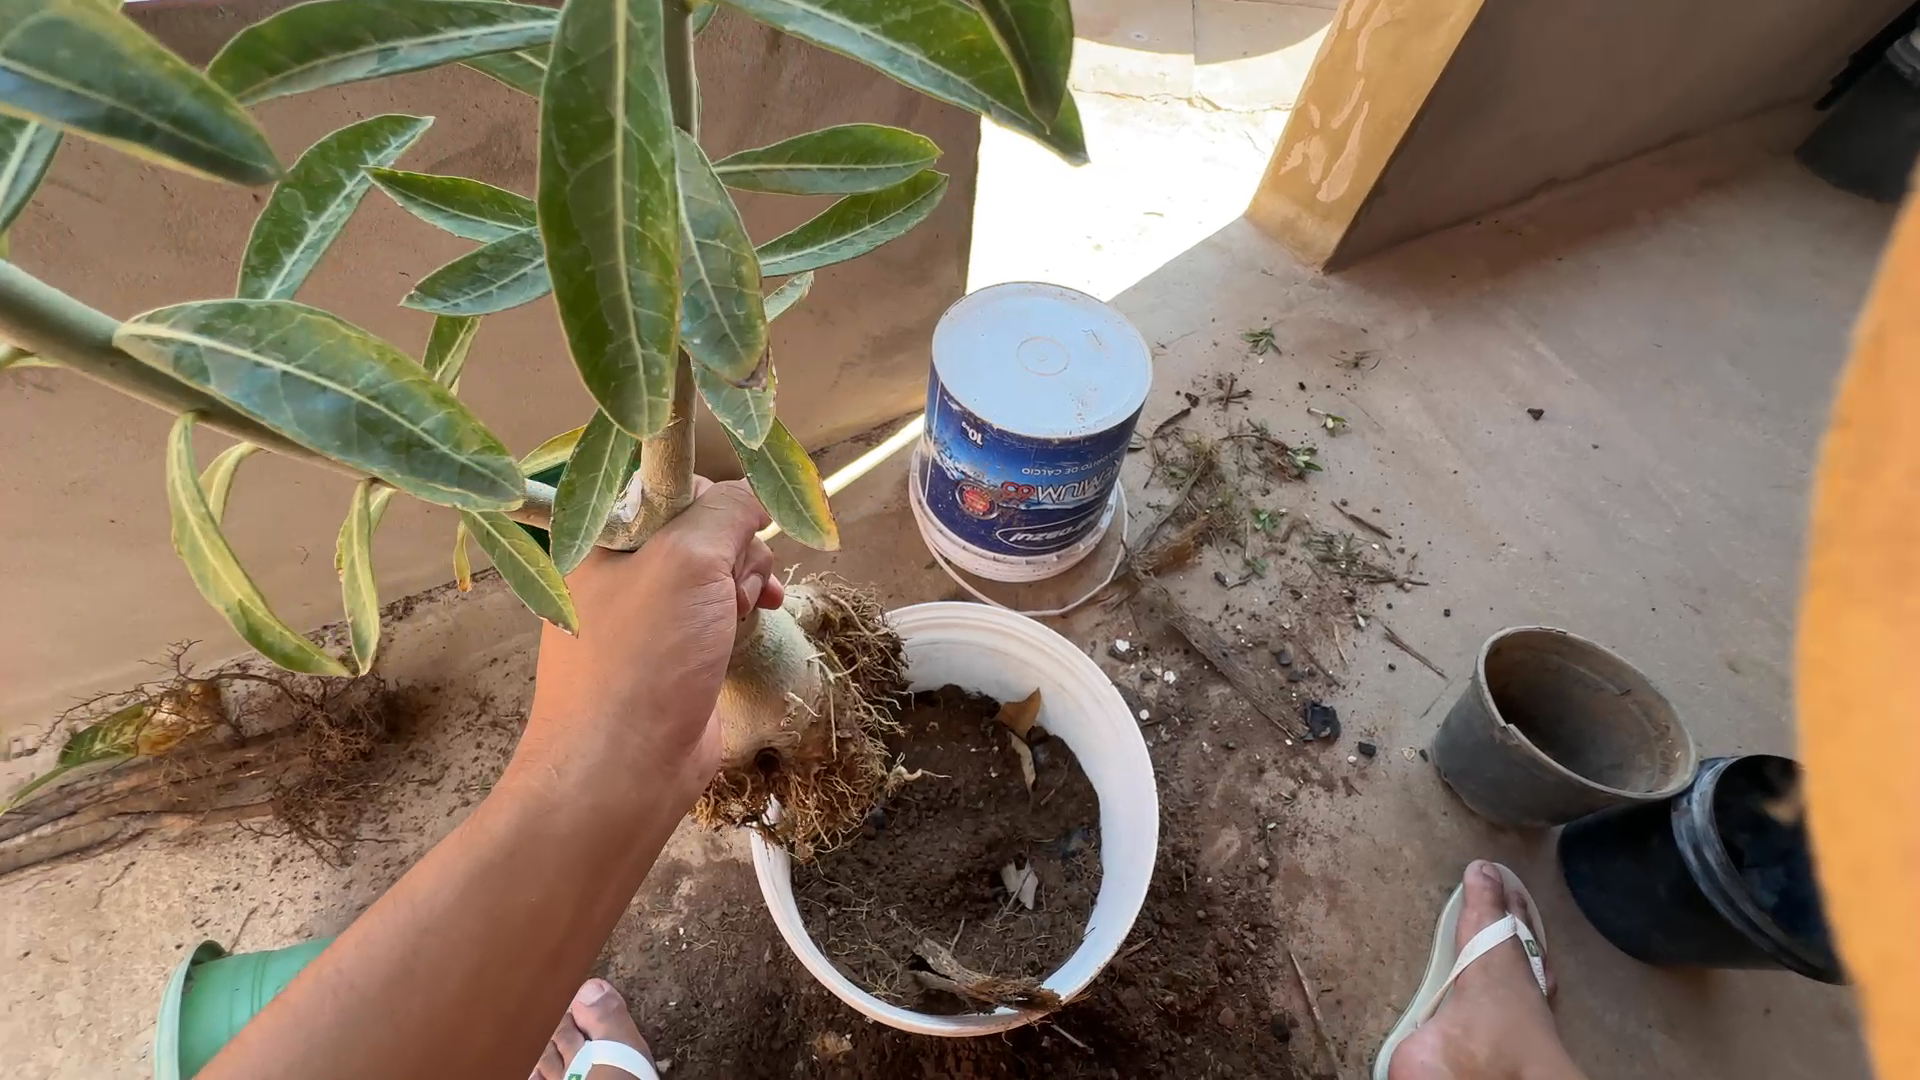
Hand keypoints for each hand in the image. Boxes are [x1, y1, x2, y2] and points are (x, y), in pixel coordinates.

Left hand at [518, 478, 785, 802]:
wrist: (624, 769)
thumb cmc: (644, 657)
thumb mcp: (687, 561)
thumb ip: (727, 510)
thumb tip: (753, 497)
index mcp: (603, 536)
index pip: (670, 484)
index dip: (713, 499)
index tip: (738, 525)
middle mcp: (624, 563)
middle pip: (705, 523)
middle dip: (735, 548)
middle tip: (729, 586)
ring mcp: (652, 606)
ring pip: (721, 562)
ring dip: (746, 578)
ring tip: (742, 611)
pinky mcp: (679, 641)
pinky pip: (722, 601)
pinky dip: (746, 602)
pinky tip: (763, 613)